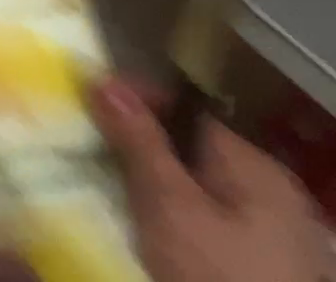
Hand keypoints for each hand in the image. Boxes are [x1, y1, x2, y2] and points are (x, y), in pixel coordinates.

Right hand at [91, 79, 329, 281]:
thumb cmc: (217, 268)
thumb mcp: (168, 204)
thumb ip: (139, 141)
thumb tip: (103, 79)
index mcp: (253, 165)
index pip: (182, 108)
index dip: (130, 98)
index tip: (79, 97)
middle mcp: (263, 185)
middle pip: (183, 142)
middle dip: (129, 135)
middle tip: (78, 135)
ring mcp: (261, 220)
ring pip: (184, 173)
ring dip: (139, 168)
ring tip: (94, 168)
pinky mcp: (249, 249)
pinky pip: (193, 203)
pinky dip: (158, 198)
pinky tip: (132, 206)